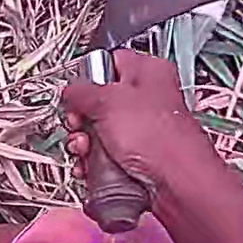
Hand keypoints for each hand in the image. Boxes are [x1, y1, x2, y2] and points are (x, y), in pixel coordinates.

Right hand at [60, 51, 219, 191]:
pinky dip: (91, 160)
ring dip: (83, 142)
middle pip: (97, 101)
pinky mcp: (134, 153)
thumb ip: (81, 91)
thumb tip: (69, 92)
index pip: (108, 62)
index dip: (88, 79)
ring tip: (86, 148)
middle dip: (81, 118)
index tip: (78, 95)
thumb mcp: (108, 101)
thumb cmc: (157, 137)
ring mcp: (140, 127)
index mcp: (148, 72)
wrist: (173, 180)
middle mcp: (145, 98)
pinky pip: (102, 152)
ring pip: (96, 129)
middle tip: (80, 125)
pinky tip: (89, 165)